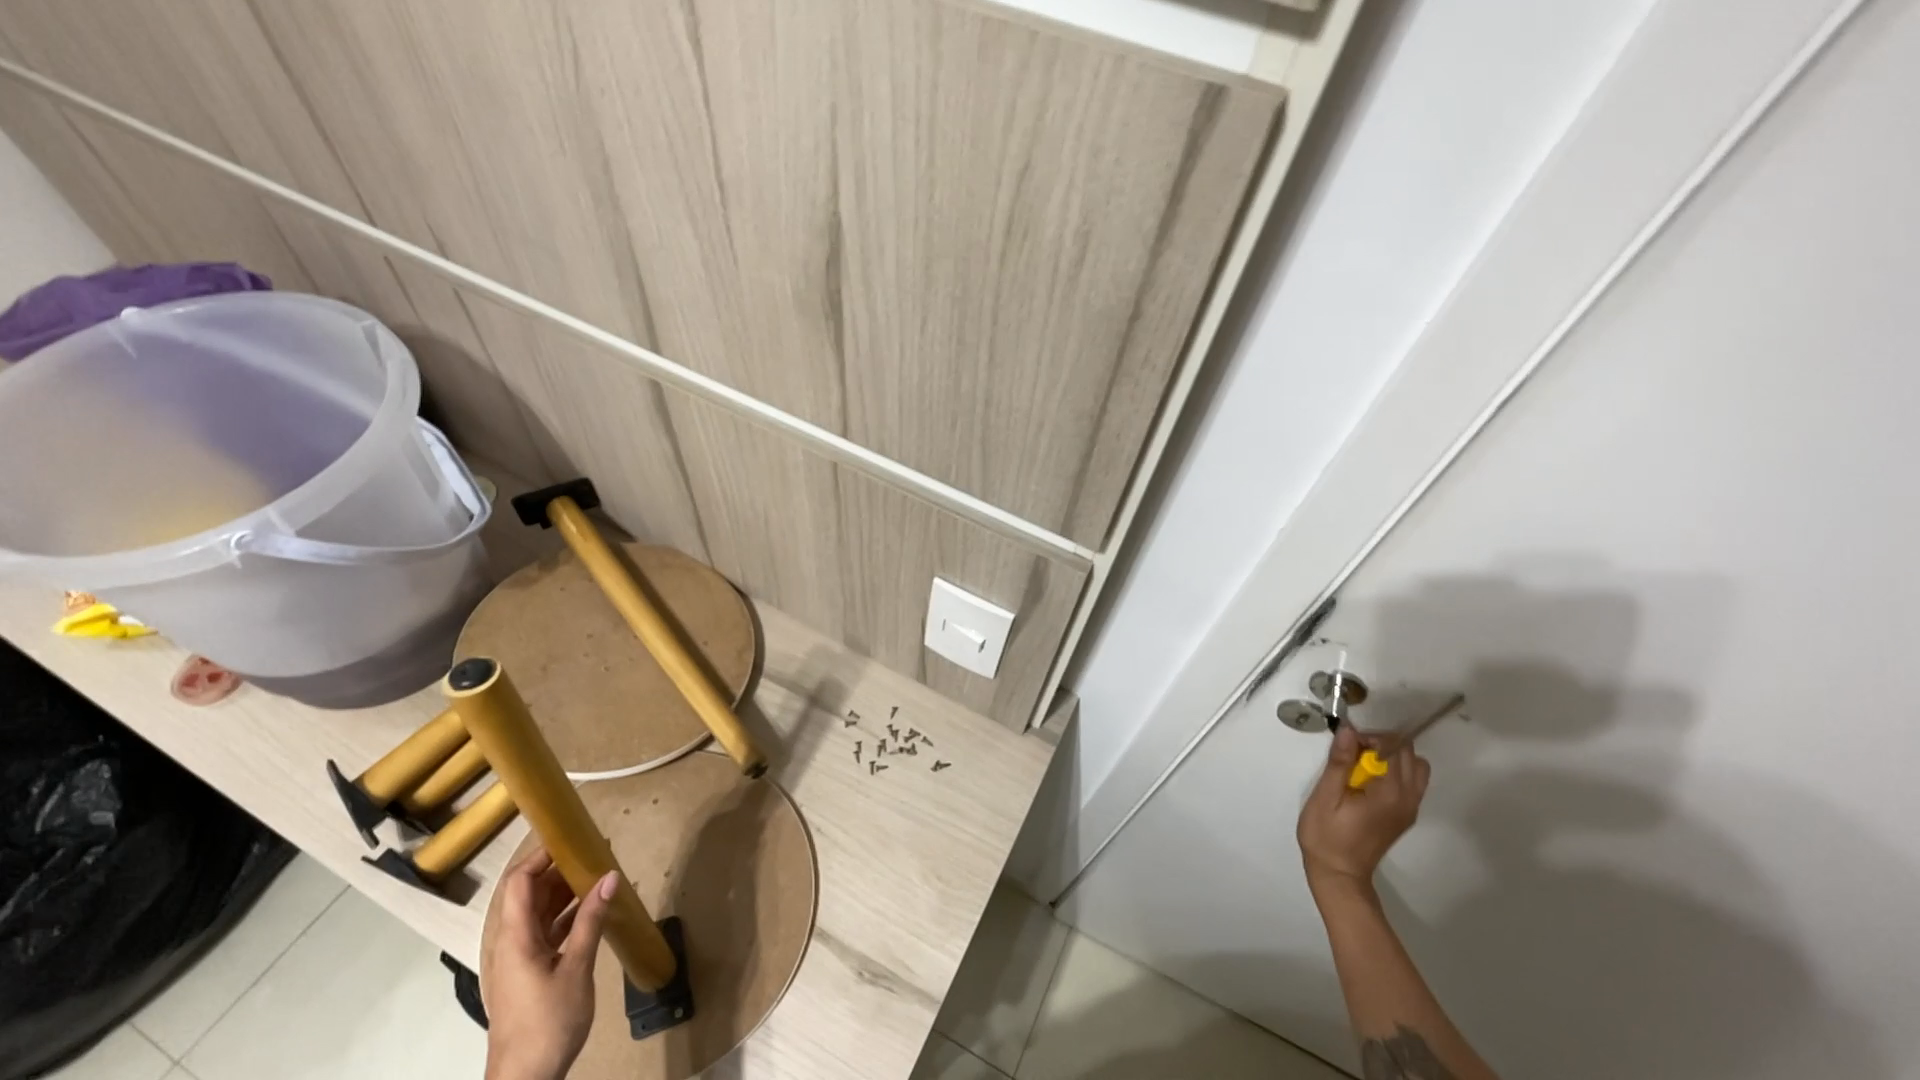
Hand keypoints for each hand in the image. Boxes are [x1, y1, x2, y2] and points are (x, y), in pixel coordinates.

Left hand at [481, 848, 618, 1079]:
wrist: (525, 1077)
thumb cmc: (549, 1021)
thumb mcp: (576, 968)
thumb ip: (591, 920)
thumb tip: (609, 877)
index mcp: (515, 937)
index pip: (520, 882)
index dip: (540, 855)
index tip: (570, 838)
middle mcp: (511, 942)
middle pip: (528, 894)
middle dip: (557, 870)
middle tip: (593, 853)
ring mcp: (518, 959)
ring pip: (538, 913)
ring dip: (563, 892)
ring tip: (597, 875)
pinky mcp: (528, 972)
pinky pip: (545, 932)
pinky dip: (566, 917)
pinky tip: (591, 911)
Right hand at [1296, 724, 1430, 899]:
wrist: (1340, 876)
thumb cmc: (1327, 837)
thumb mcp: (1325, 798)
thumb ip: (1339, 763)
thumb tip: (1348, 731)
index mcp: (1389, 793)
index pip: (1394, 747)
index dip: (1371, 738)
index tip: (1348, 743)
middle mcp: (1408, 799)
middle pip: (1409, 753)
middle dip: (1382, 743)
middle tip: (1352, 751)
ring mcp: (1411, 808)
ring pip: (1416, 767)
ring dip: (1393, 757)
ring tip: (1364, 764)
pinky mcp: (1406, 815)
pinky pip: (1412, 782)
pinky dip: (1397, 771)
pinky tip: (1371, 780)